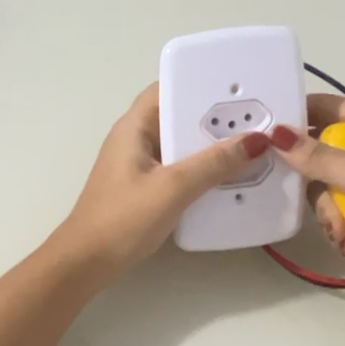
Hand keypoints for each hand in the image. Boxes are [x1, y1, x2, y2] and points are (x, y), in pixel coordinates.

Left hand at [51, 83, 270, 277]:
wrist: (86, 263)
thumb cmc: (122, 220)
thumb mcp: (172, 188)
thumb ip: (213, 164)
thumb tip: (257, 141)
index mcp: (133, 127)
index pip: (168, 88)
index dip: (202, 82)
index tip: (238, 87)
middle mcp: (135, 140)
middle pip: (179, 116)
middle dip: (215, 118)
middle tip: (257, 118)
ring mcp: (139, 166)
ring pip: (181, 146)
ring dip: (211, 147)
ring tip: (252, 146)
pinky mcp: (145, 189)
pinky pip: (179, 169)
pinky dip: (202, 170)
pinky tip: (229, 179)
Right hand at [269, 94, 344, 302]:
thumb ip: (319, 158)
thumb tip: (275, 134)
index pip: (335, 109)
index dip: (303, 112)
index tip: (269, 127)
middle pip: (324, 156)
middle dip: (318, 183)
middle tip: (317, 197)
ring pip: (328, 192)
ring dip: (330, 215)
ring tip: (343, 231)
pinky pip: (340, 218)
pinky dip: (341, 232)